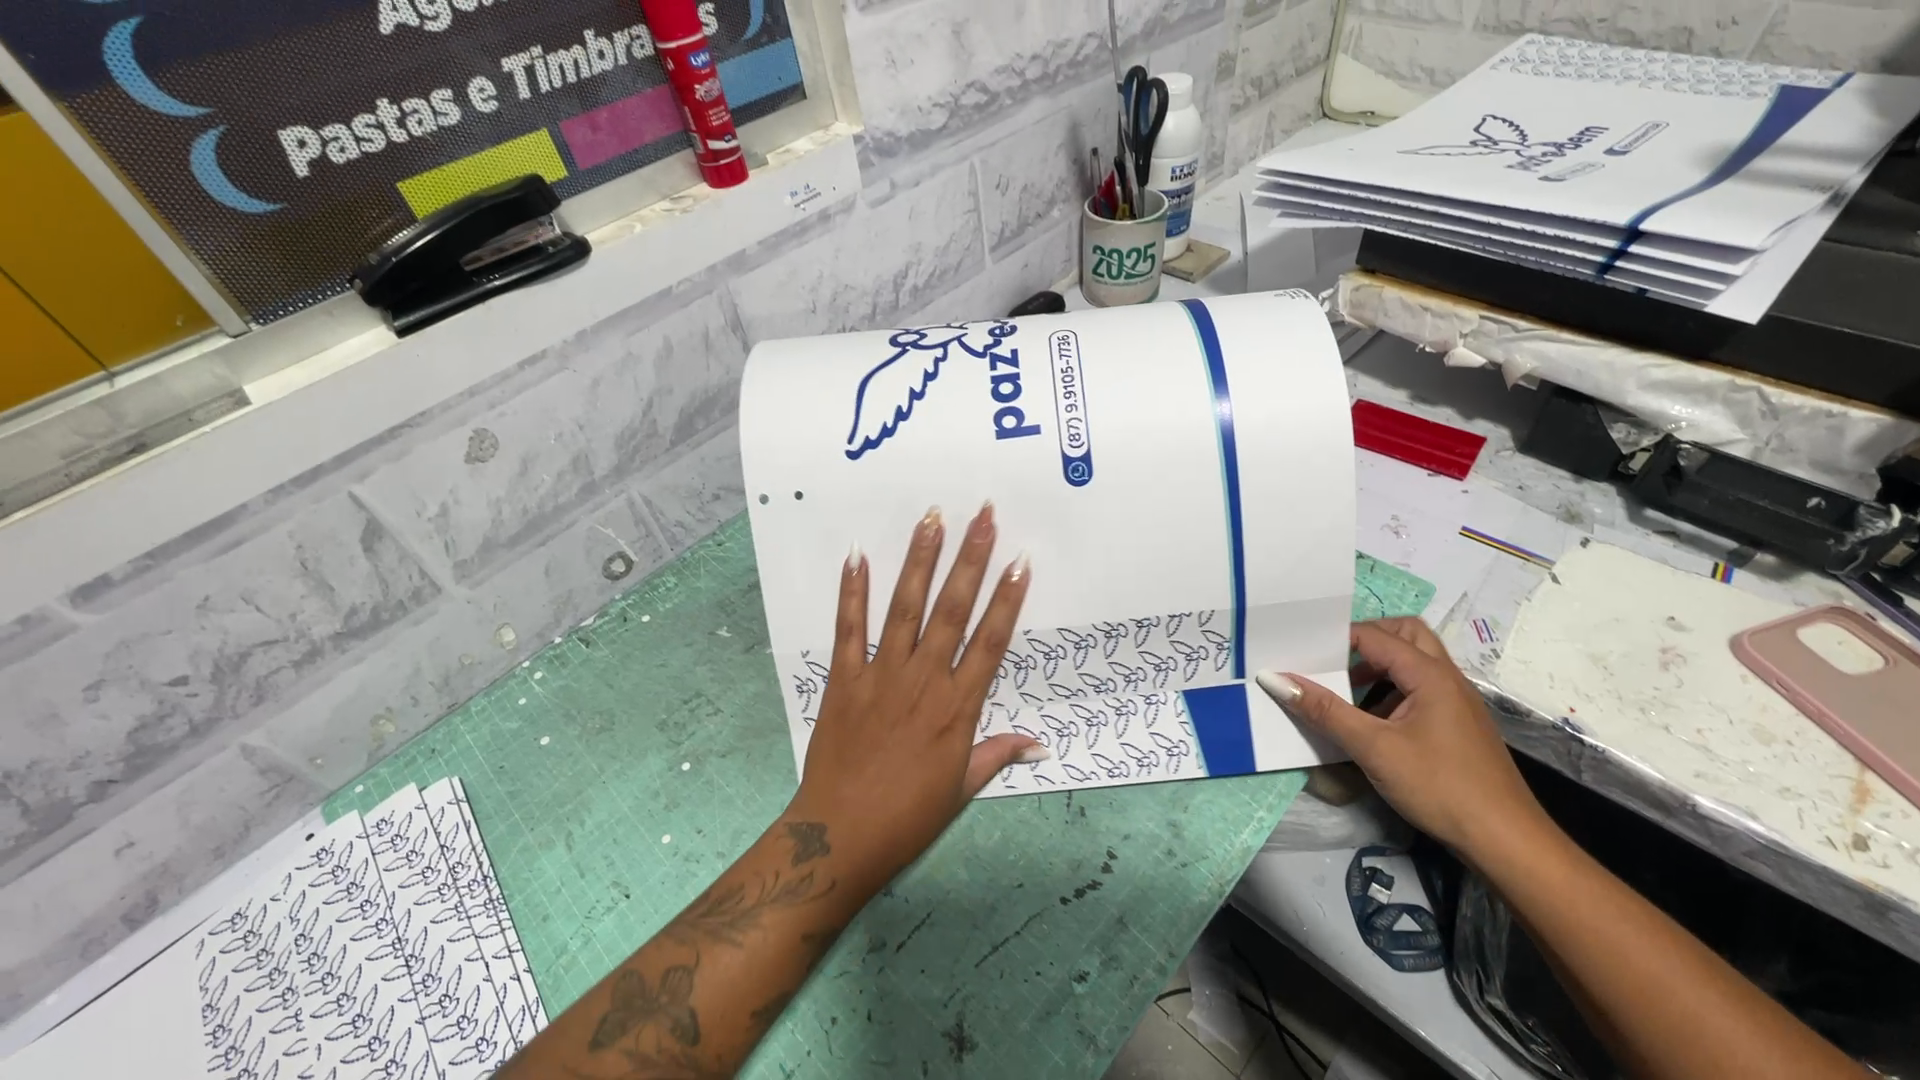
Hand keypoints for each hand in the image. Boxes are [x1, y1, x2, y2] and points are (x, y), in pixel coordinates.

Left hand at [787, 504, 1044, 892]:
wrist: (841, 836)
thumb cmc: (908, 818)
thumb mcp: (960, 790)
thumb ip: (996, 756)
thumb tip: (1039, 744)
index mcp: (957, 708)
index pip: (990, 642)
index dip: (1008, 599)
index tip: (1020, 560)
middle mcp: (923, 682)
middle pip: (952, 611)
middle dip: (970, 560)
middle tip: (982, 515)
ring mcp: (880, 676)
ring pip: (905, 609)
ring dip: (920, 561)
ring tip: (932, 519)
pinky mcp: (843, 680)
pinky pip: (848, 629)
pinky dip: (852, 592)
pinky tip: (857, 555)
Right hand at [1256, 618, 1549, 860]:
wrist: (1505, 839)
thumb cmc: (1439, 786)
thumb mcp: (1373, 748)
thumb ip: (1325, 711)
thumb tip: (1275, 680)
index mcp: (1429, 674)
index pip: (1374, 636)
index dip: (1334, 638)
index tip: (1299, 648)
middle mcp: (1446, 678)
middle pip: (1405, 634)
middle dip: (1365, 638)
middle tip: (1329, 658)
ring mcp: (1455, 701)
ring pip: (1414, 662)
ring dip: (1377, 666)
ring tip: (1342, 690)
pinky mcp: (1456, 724)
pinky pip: (1419, 689)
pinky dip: (1390, 690)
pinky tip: (1370, 722)